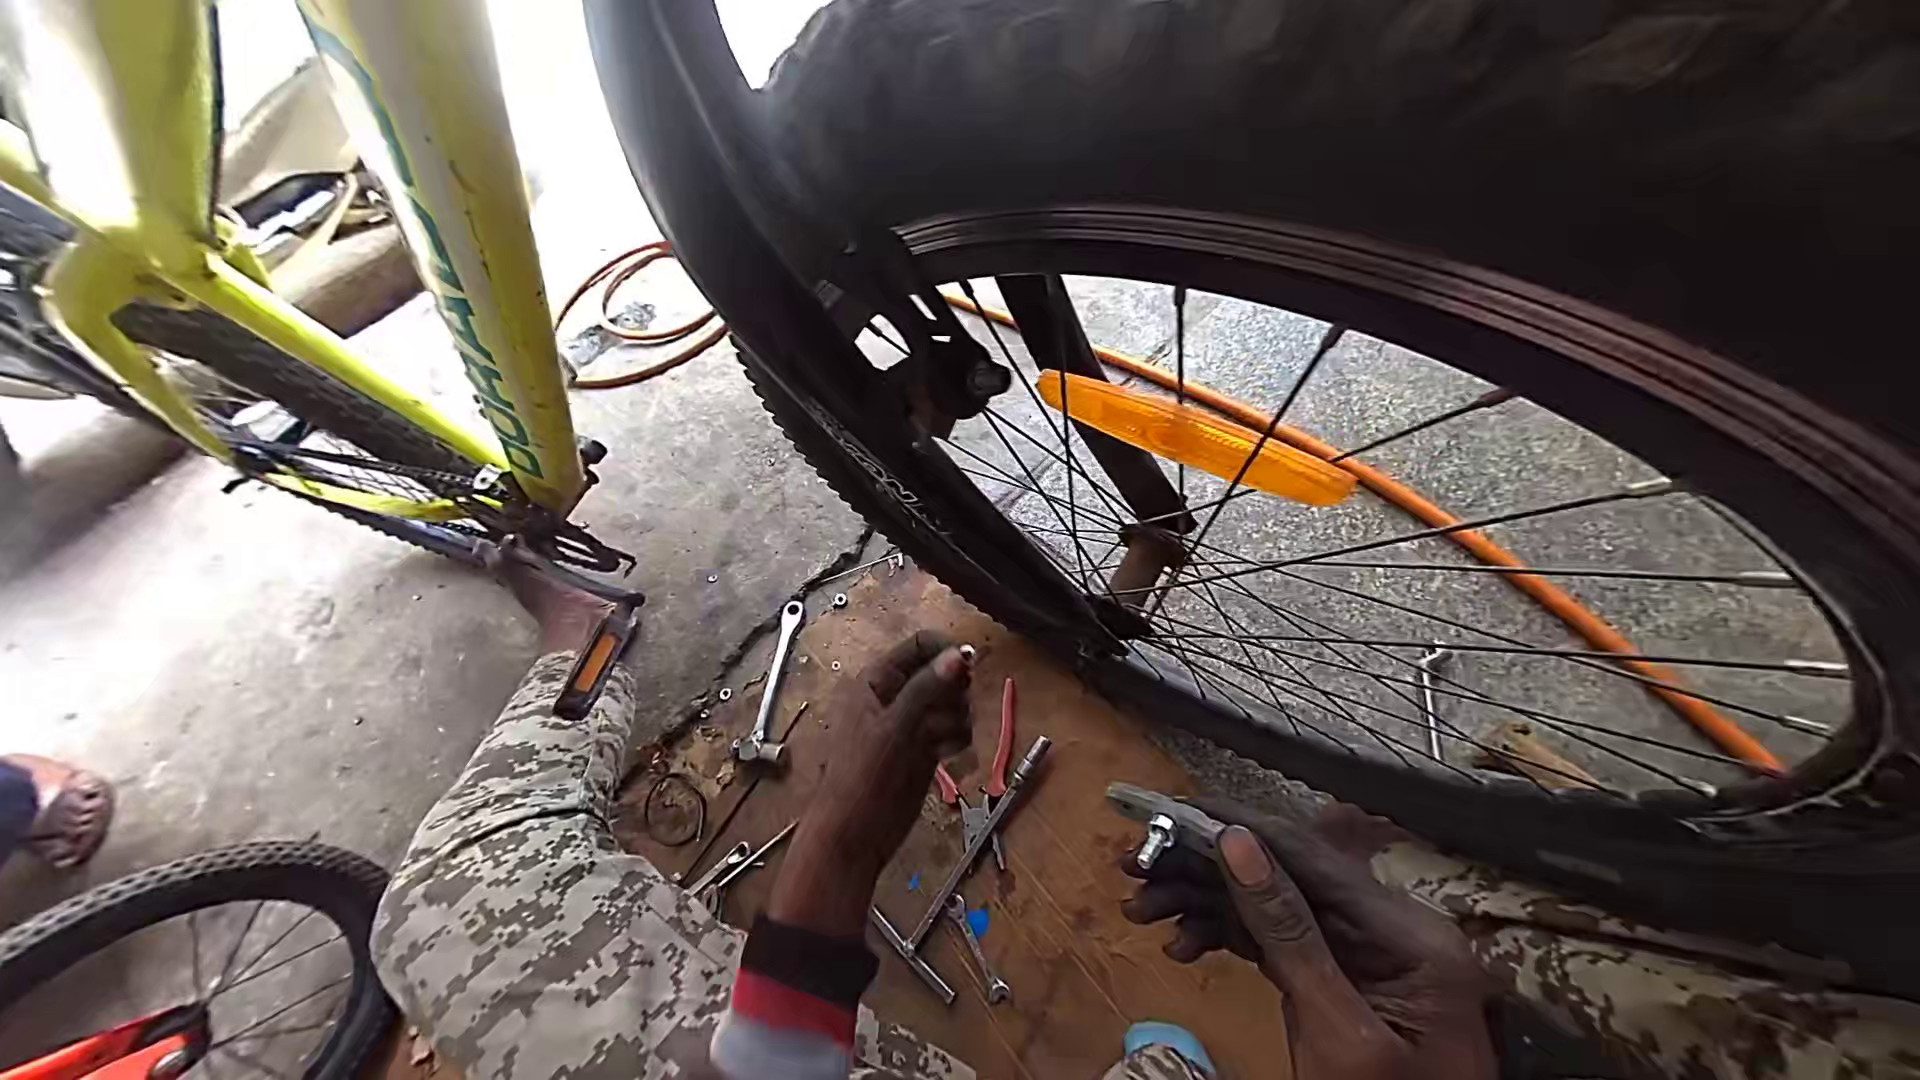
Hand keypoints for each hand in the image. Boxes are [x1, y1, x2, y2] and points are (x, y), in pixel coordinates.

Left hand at [769, 631, 972, 935]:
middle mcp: (898, 694)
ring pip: (955, 703)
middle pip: (944, 673)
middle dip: (954, 690)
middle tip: (949, 710)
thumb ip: (927, 687)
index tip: (968, 668)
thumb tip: (960, 654)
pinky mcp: (928, 748)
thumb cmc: (861, 775)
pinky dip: (957, 740)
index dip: (946, 652)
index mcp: (878, 679)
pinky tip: (945, 756)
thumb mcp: (893, 726)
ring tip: (939, 741)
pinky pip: (956, 730)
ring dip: (957, 719)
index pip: (920, 645)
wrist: (854, 835)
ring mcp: (914, 722)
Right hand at [1121, 798, 1494, 1079]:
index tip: (1166, 813)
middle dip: (1198, 869)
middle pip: (1272, 871)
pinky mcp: (1326, 969)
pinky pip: (1263, 933)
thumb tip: (1235, 840)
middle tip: (1135, 867)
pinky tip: (1179, 944)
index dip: (1229, 825)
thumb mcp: (1337, 1036)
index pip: (1302, 851)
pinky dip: (1217, 933)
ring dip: (1196, 901)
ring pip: (1258, 899)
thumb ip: (1288, 933)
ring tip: (1140, 909)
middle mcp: (1379, 924)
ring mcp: (1353, 947)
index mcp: (1404, 931)